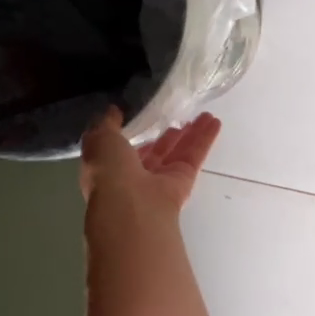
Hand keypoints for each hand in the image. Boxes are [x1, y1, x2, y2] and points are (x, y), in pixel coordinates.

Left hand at [80, 107, 221, 220]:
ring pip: (179, 151)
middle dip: (169, 135)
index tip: (146, 119)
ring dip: (192, 133)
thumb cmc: (108, 172)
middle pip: (158, 151)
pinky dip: (205, 139)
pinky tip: (215, 122)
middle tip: (181, 117)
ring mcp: (163, 179)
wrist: (131, 205)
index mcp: (112, 169)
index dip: (137, 136)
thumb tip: (113, 110)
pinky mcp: (184, 180)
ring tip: (205, 115)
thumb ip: (106, 124)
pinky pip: (195, 155)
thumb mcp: (99, 141)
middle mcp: (138, 176)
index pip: (127, 152)